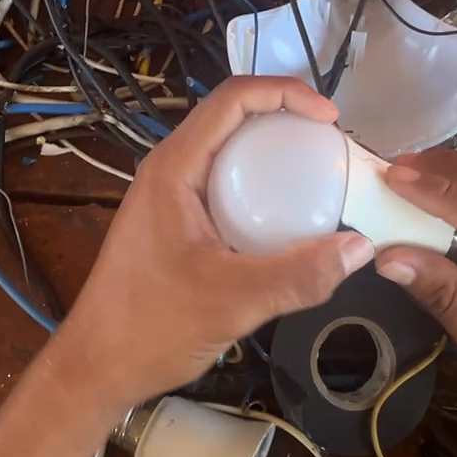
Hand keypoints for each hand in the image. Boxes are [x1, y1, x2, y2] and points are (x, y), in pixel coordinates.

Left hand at [47, 76, 374, 412]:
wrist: (97, 364)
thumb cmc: (153, 326)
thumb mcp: (234, 301)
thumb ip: (298, 276)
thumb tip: (359, 248)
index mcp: (175, 166)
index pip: (232, 99)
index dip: (284, 92)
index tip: (328, 117)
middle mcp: (170, 165)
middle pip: (231, 114)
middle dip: (283, 113)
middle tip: (330, 142)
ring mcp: (169, 189)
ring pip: (226, 144)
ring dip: (270, 143)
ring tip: (316, 167)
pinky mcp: (174, 213)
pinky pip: (222, 175)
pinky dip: (257, 176)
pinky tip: (285, 208)